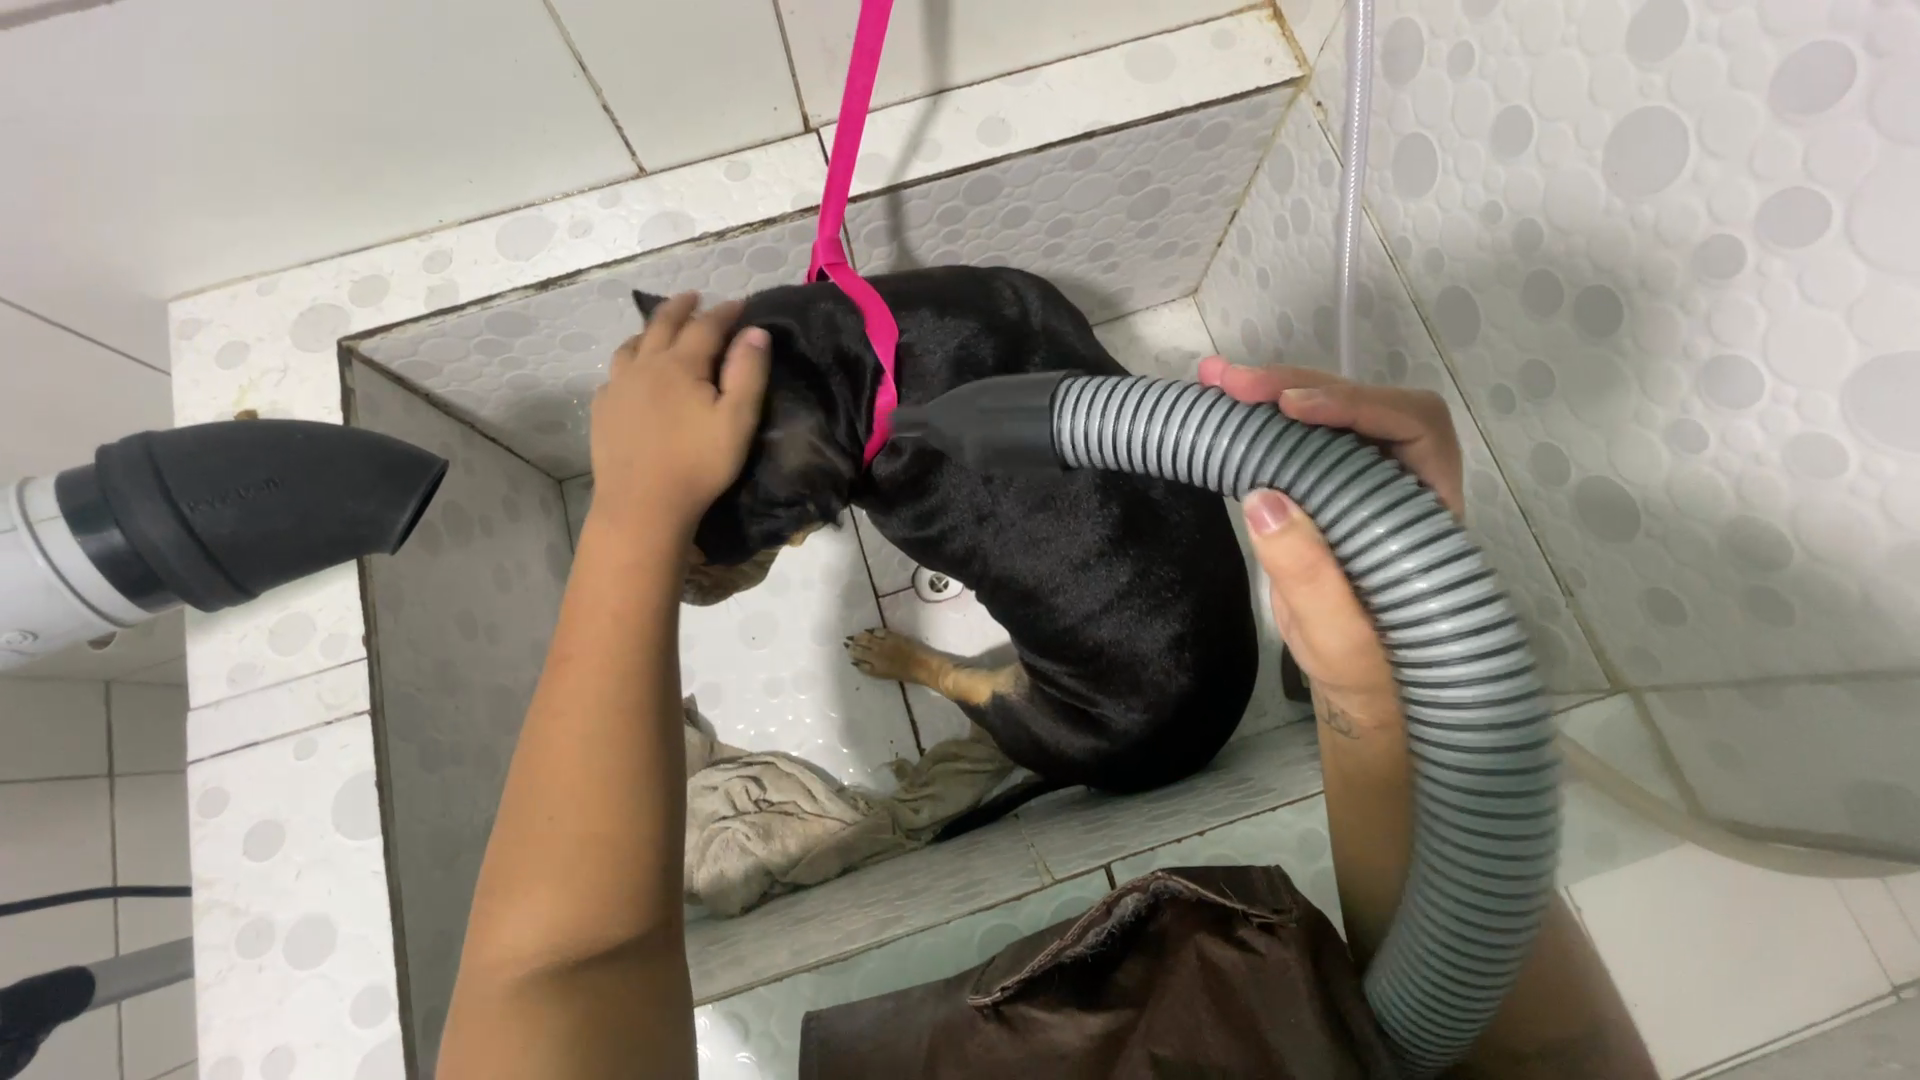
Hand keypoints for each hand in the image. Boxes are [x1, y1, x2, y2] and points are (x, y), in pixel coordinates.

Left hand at [588, 294, 769, 538]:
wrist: (643, 505)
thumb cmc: (699, 464)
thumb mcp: (737, 420)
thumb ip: (748, 373)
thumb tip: (755, 332)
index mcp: (680, 364)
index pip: (706, 326)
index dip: (725, 312)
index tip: (740, 303)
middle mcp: (644, 366)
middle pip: (662, 324)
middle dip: (681, 307)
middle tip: (694, 297)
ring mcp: (618, 387)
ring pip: (632, 345)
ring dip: (649, 330)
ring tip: (658, 328)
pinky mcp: (603, 411)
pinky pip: (615, 374)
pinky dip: (629, 362)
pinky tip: (632, 373)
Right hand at [1198, 358, 1462, 733]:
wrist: (1363, 685)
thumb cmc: (1368, 669)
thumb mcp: (1340, 637)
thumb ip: (1308, 573)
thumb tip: (1261, 495)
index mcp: (1428, 509)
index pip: (1411, 426)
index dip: (1355, 405)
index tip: (1292, 407)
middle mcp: (1402, 482)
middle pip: (1362, 407)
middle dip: (1297, 385)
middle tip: (1228, 381)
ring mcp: (1360, 484)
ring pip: (1326, 418)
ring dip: (1271, 393)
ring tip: (1214, 382)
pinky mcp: (1323, 492)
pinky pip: (1296, 443)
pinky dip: (1259, 422)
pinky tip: (1221, 408)